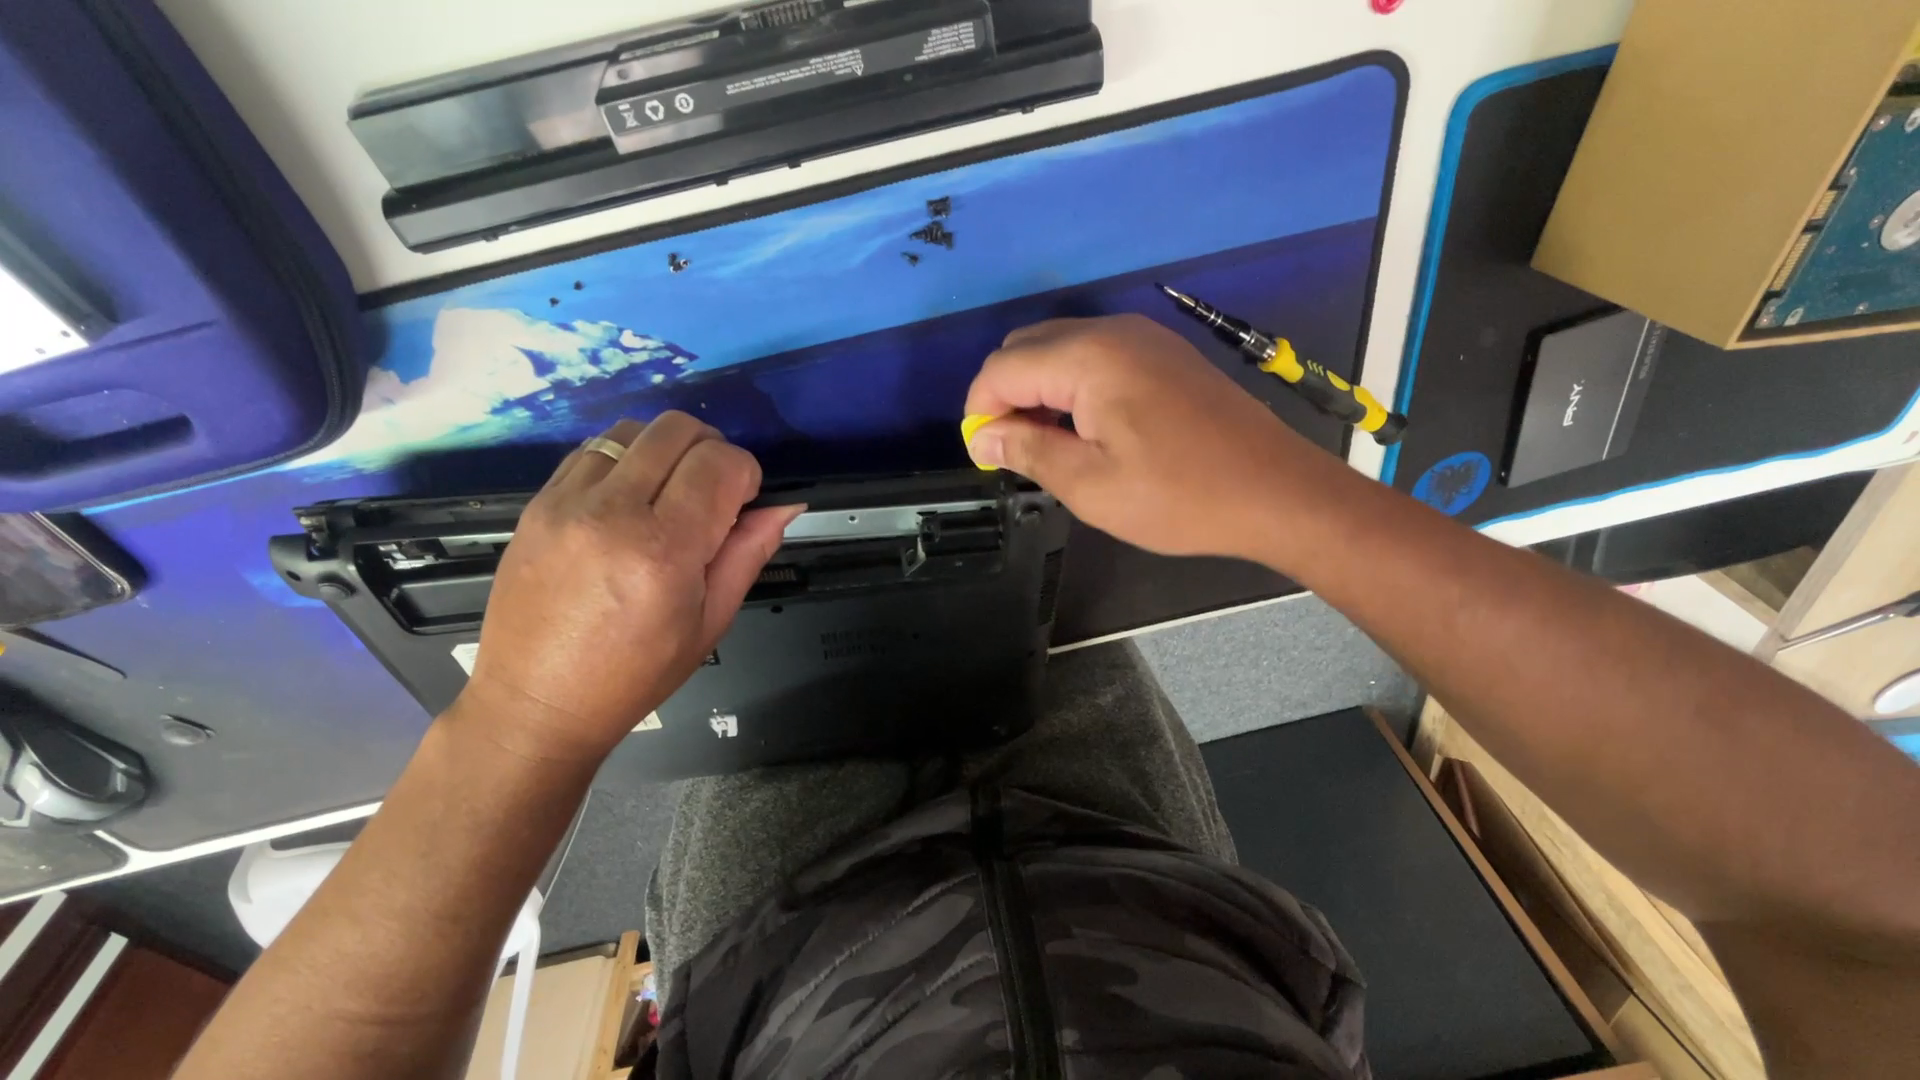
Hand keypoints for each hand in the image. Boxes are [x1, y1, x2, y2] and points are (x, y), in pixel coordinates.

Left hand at [452, 413, 800, 765]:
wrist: (537, 701)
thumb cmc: (632, 675)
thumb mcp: (710, 622)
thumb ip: (749, 552)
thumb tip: (784, 505)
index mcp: (662, 552)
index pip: (719, 463)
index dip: (745, 473)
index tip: (743, 501)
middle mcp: (610, 514)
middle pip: (675, 429)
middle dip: (710, 448)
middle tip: (712, 491)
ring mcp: (566, 503)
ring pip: (631, 429)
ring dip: (664, 450)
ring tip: (668, 493)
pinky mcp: (537, 504)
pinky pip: (590, 449)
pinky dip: (622, 459)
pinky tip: (628, 497)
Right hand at [963, 315, 1343, 560]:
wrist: (1277, 492)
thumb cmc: (1180, 496)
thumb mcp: (1091, 485)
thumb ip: (1028, 449)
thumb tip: (984, 435)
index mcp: (1089, 357)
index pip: (1002, 368)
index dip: (979, 412)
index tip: (983, 457)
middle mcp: (1113, 331)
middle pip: (1028, 348)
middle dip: (1005, 395)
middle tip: (1011, 451)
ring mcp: (1144, 338)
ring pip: (1061, 349)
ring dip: (1038, 389)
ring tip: (1045, 445)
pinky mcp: (1165, 354)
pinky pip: (1096, 356)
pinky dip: (1072, 385)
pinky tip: (1084, 429)